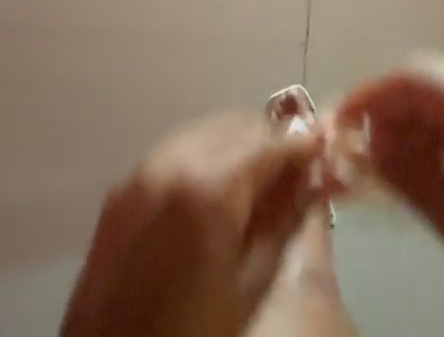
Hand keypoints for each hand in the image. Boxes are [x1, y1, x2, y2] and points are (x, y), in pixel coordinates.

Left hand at [60, 111, 320, 336]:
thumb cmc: (193, 331)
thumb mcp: (251, 284)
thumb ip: (283, 222)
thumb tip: (307, 183)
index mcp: (209, 188)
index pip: (270, 143)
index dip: (302, 145)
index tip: (324, 148)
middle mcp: (171, 164)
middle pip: (236, 126)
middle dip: (269, 141)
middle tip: (296, 165)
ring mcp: (140, 174)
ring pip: (203, 132)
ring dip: (236, 144)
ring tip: (259, 176)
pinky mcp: (119, 192)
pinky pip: (173, 152)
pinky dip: (203, 156)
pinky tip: (216, 187)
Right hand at [333, 56, 443, 335]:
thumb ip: (416, 181)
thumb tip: (371, 143)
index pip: (415, 76)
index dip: (371, 93)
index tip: (339, 124)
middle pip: (430, 77)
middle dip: (388, 105)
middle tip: (360, 149)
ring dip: (413, 118)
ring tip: (387, 164)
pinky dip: (438, 131)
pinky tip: (427, 170)